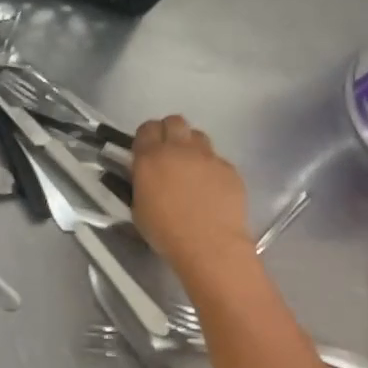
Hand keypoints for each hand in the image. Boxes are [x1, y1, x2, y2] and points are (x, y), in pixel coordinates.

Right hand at [131, 116, 255, 286]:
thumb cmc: (165, 231)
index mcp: (150, 157)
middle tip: (168, 153)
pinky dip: (211, 168)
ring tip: (190, 168)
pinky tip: (210, 188)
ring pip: (198, 136)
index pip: (146, 128)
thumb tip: (142, 174)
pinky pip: (217, 159)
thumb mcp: (137, 206)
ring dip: (191, 146)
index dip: (146, 136)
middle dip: (169, 132)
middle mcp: (180, 149)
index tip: (145, 150)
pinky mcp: (229, 169)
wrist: (209, 246)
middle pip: (175, 121)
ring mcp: (208, 157)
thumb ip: (140, 182)